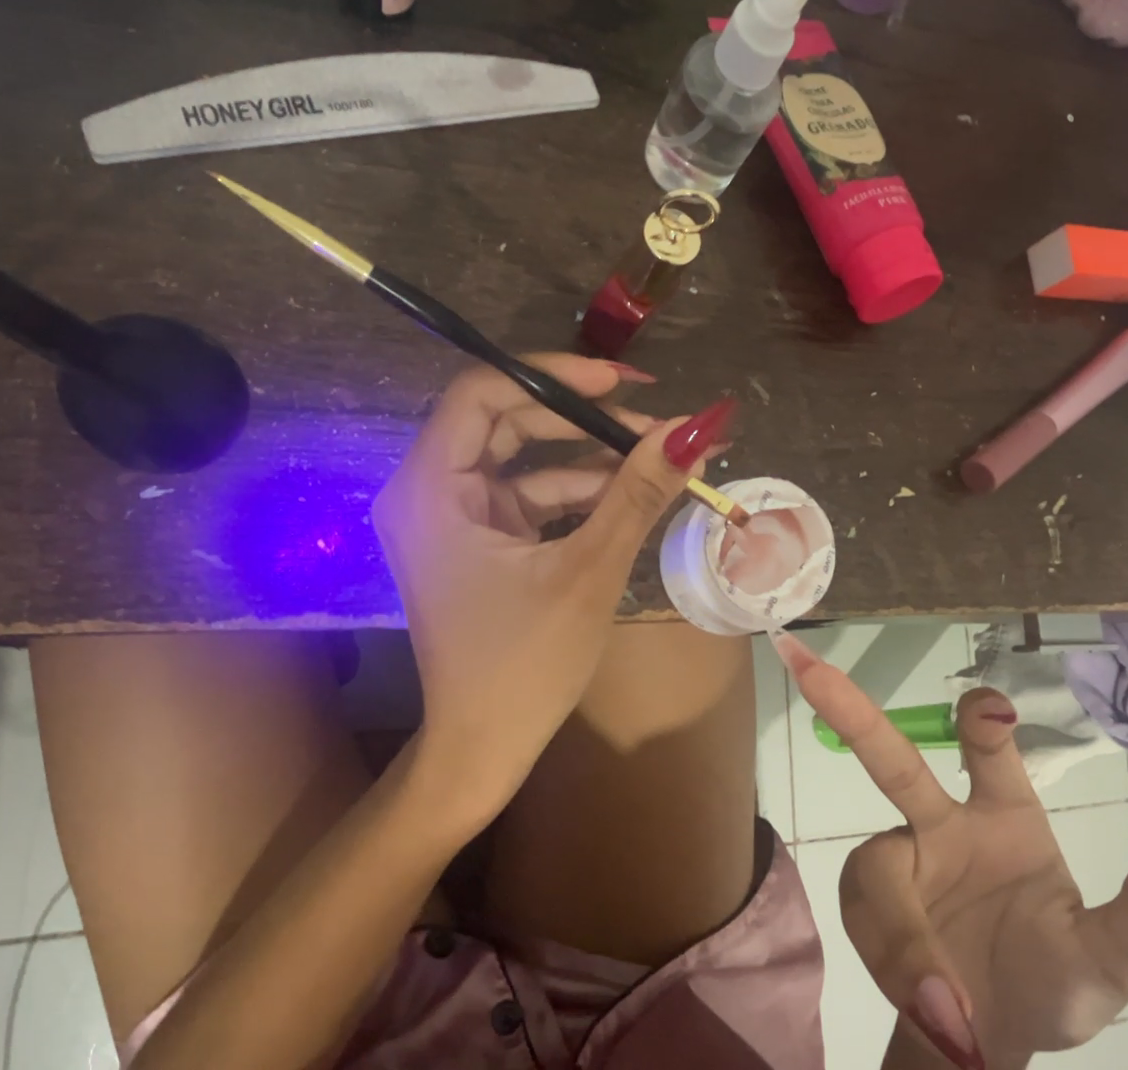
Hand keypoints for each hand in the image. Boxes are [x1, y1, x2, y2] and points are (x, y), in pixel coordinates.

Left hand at [371, 354, 732, 821]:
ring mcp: (451, 520)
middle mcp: (428, 492)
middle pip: (504, 421)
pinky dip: (575, 495)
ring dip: (587, 458)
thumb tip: (699, 425)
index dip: (552, 376)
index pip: (481, 392)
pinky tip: (630, 495)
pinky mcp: (476, 544)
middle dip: (581, 419)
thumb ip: (639, 491)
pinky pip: (526, 499)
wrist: (483, 750)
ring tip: (658, 458)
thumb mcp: (589, 570)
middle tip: (652, 419)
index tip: (619, 382)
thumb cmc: (524, 666)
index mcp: (430, 489)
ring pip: (521, 461)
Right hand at [773, 633, 1127, 1069]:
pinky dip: (899, 964)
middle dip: (847, 707)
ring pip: (878, 874)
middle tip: (803, 663)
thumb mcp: (1113, 958)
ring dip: (903, 938)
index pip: (987, 749)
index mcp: (1002, 819)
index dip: (982, 717)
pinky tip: (934, 1009)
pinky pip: (871, 923)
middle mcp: (938, 826)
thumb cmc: (1052, 985)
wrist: (985, 1044)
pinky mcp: (868, 909)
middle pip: (888, 759)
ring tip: (944, 1007)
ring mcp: (896, 865)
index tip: (983, 699)